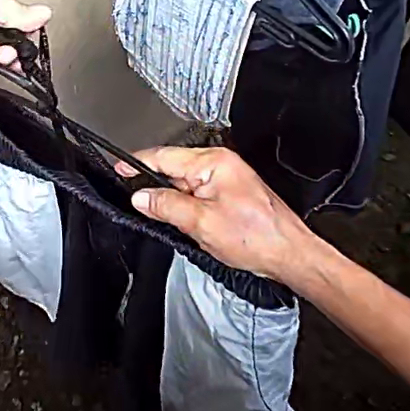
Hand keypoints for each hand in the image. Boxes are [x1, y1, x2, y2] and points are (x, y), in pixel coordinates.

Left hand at [0, 0, 52, 81]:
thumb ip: (15, 9)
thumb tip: (41, 14)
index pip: (6, 2)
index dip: (22, 12)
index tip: (35, 20)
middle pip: (6, 24)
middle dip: (19, 32)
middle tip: (29, 36)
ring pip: (1, 45)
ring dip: (13, 48)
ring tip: (19, 50)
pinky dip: (2, 61)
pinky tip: (7, 58)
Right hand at [115, 147, 328, 285]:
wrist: (290, 254)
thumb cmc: (258, 238)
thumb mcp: (200, 223)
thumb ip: (166, 206)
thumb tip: (141, 197)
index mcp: (213, 162)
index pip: (164, 156)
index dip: (137, 163)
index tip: (118, 168)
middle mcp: (221, 163)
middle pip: (174, 169)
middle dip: (159, 190)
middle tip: (149, 210)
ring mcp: (227, 176)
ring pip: (185, 184)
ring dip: (177, 202)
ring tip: (186, 226)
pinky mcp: (231, 191)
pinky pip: (198, 193)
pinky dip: (190, 207)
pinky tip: (196, 225)